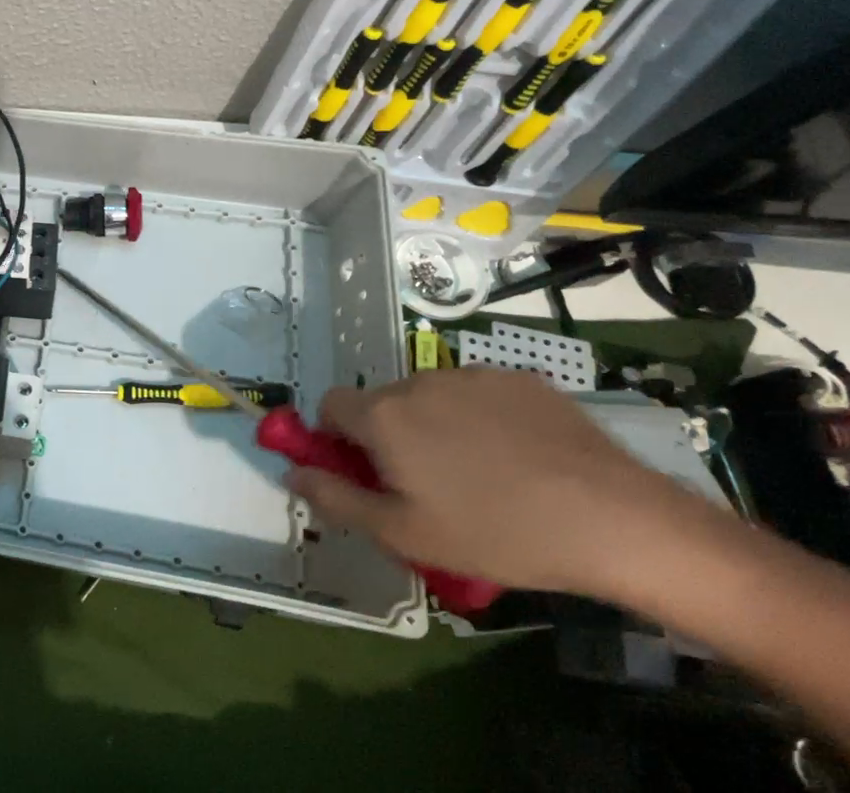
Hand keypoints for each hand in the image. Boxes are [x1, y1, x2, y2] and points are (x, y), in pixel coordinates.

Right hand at [288, 367, 698, 596]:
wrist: (619, 523)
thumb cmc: (496, 533)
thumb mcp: (402, 533)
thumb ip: (335, 498)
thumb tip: (291, 472)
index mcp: (384, 415)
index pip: (329, 405)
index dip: (336, 438)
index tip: (363, 473)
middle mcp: (420, 381)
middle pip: (382, 402)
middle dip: (388, 435)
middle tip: (424, 486)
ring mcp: (477, 376)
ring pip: (431, 397)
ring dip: (435, 425)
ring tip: (479, 475)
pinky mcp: (527, 380)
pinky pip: (480, 395)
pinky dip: (482, 419)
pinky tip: (518, 460)